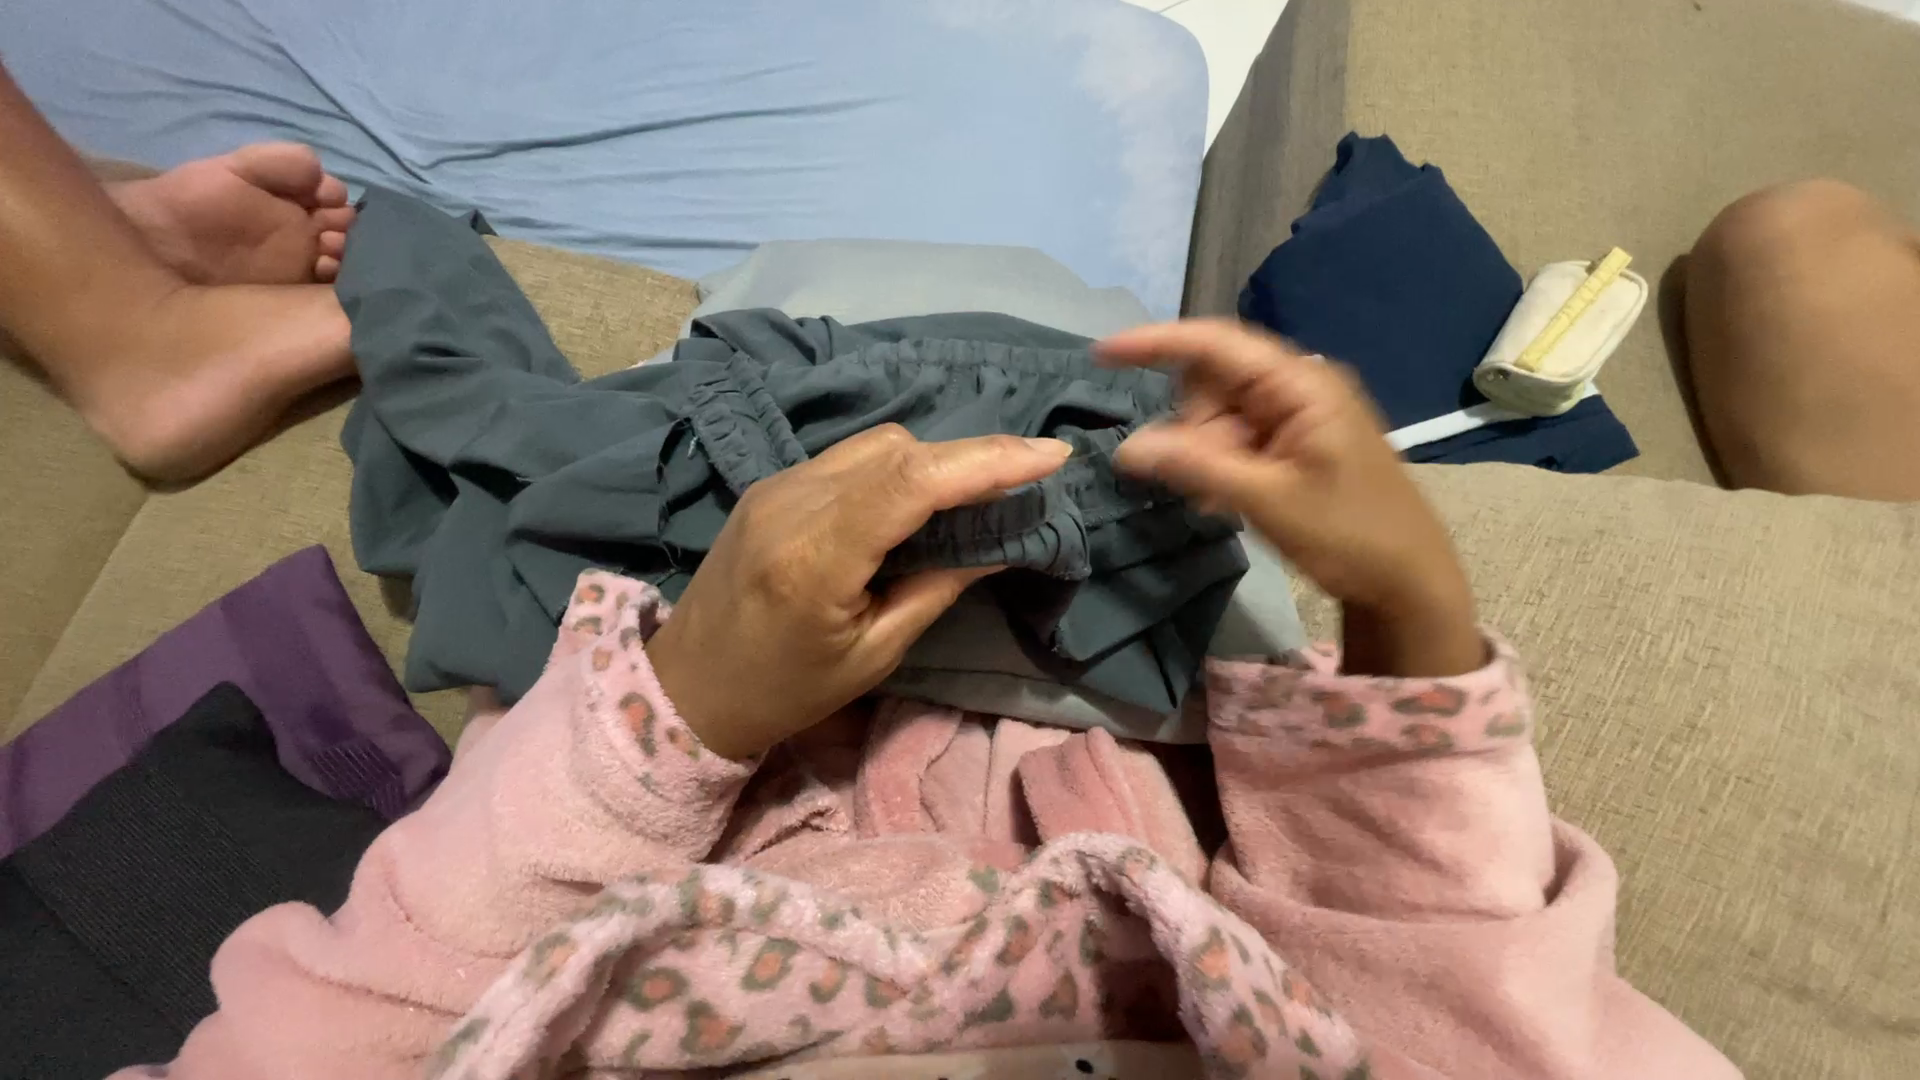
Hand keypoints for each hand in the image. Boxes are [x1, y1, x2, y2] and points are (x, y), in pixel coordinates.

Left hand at [644, 425, 1073, 758]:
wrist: (687, 685)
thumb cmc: (785, 690)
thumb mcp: (873, 653)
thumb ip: (937, 587)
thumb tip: (997, 541)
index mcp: (816, 557)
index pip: (912, 482)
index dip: (987, 460)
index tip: (1050, 456)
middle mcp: (792, 502)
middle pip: (899, 449)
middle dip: (970, 457)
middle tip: (1023, 478)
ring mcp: (776, 486)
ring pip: (875, 444)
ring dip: (933, 460)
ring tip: (973, 493)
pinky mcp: (771, 485)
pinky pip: (849, 457)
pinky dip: (896, 467)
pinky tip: (916, 498)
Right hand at [1098, 319, 1482, 676]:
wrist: (1407, 580)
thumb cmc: (1351, 535)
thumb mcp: (1268, 500)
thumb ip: (1196, 467)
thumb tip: (1127, 449)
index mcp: (1301, 384)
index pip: (1216, 344)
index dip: (1156, 343)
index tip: (1103, 354)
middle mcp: (1295, 387)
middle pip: (1210, 384)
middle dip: (1191, 428)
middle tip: (1205, 480)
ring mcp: (1293, 416)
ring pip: (1214, 416)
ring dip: (1202, 454)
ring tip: (1224, 499)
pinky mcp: (1288, 443)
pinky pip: (1232, 440)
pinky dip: (1217, 466)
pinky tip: (1230, 501)